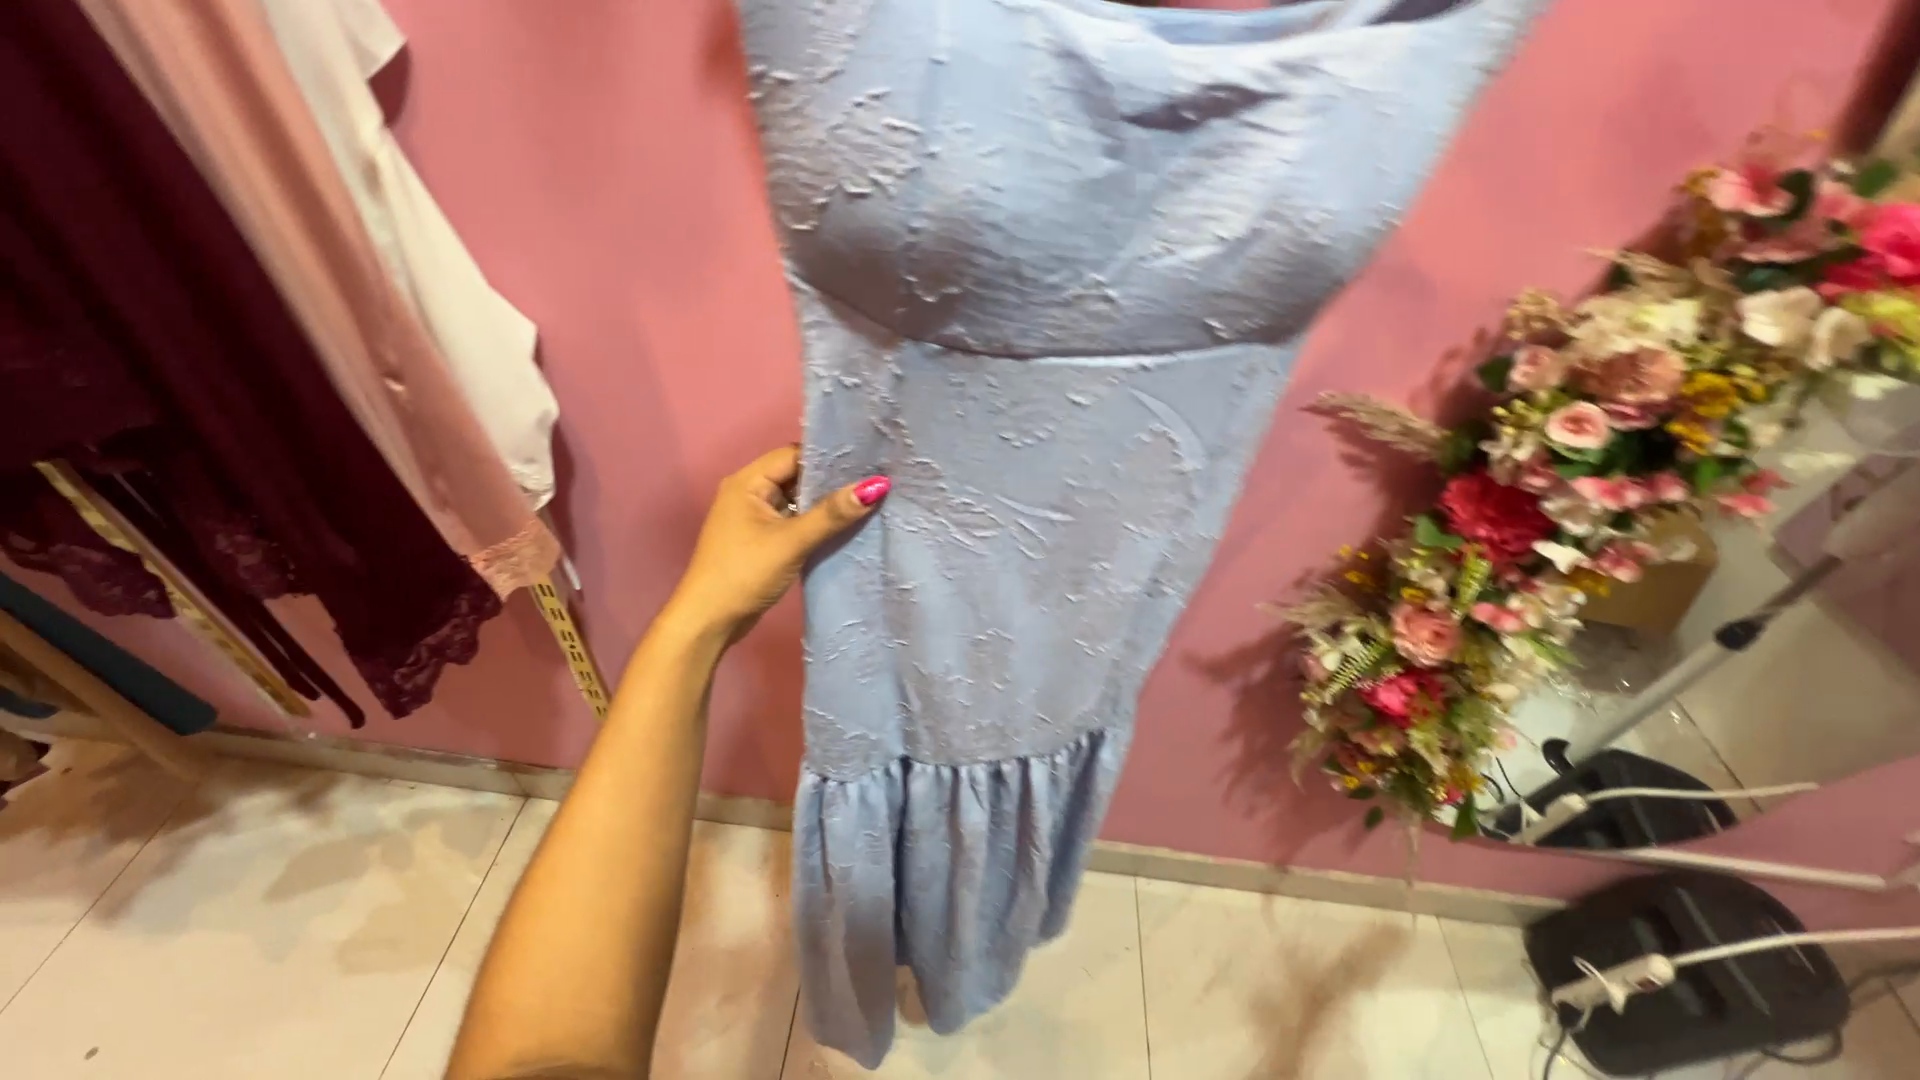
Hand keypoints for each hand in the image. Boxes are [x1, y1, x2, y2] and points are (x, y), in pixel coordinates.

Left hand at [660, 446, 887, 645]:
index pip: (793, 455)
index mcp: (747, 482)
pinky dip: (814, 522)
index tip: (865, 460)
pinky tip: (842, 526)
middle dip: (830, 480)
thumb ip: (832, 514)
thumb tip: (876, 485)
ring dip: (824, 503)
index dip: (827, 457)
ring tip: (865, 499)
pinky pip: (793, 520)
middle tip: (872, 480)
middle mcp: (748, 493)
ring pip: (796, 499)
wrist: (709, 621)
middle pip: (796, 475)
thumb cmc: (744, 573)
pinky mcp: (761, 539)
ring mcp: (753, 517)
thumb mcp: (791, 541)